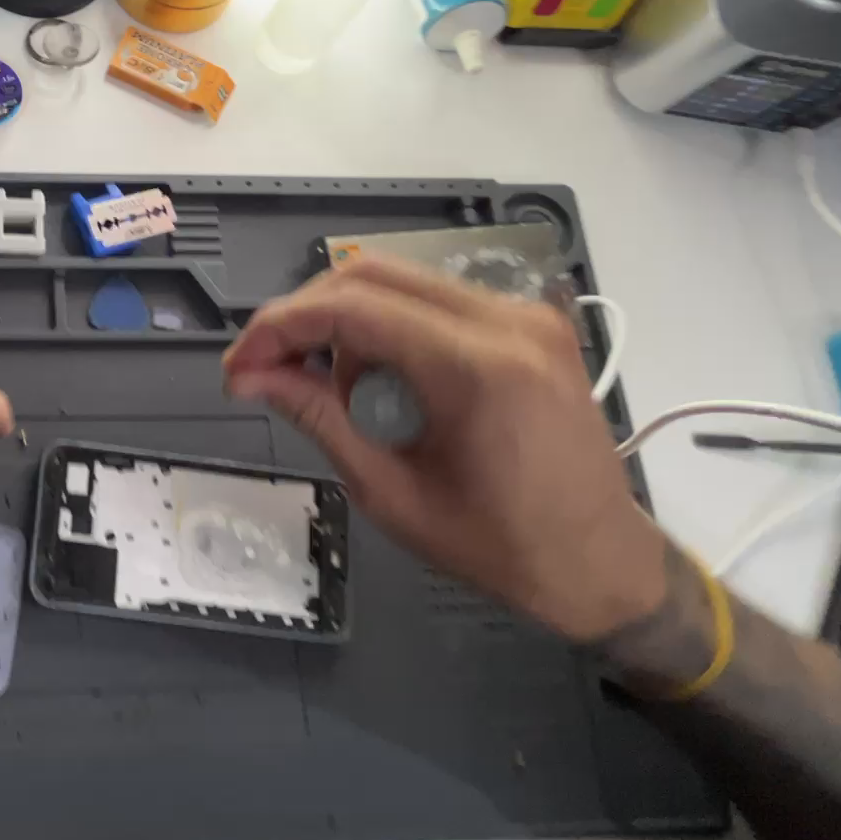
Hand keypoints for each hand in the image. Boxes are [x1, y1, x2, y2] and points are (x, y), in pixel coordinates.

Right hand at [222, 257, 666, 640]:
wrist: (602, 563)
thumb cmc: (497, 545)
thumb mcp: (387, 489)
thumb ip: (317, 417)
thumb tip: (248, 377)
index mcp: (478, 368)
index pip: (349, 309)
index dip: (276, 329)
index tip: (237, 368)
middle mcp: (505, 322)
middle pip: (366, 276)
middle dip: (298, 317)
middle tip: (263, 368)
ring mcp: (521, 315)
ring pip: (392, 281)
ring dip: (337, 325)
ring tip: (328, 390)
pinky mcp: (522, 324)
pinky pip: (424, 301)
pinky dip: (377, 330)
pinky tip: (373, 381)